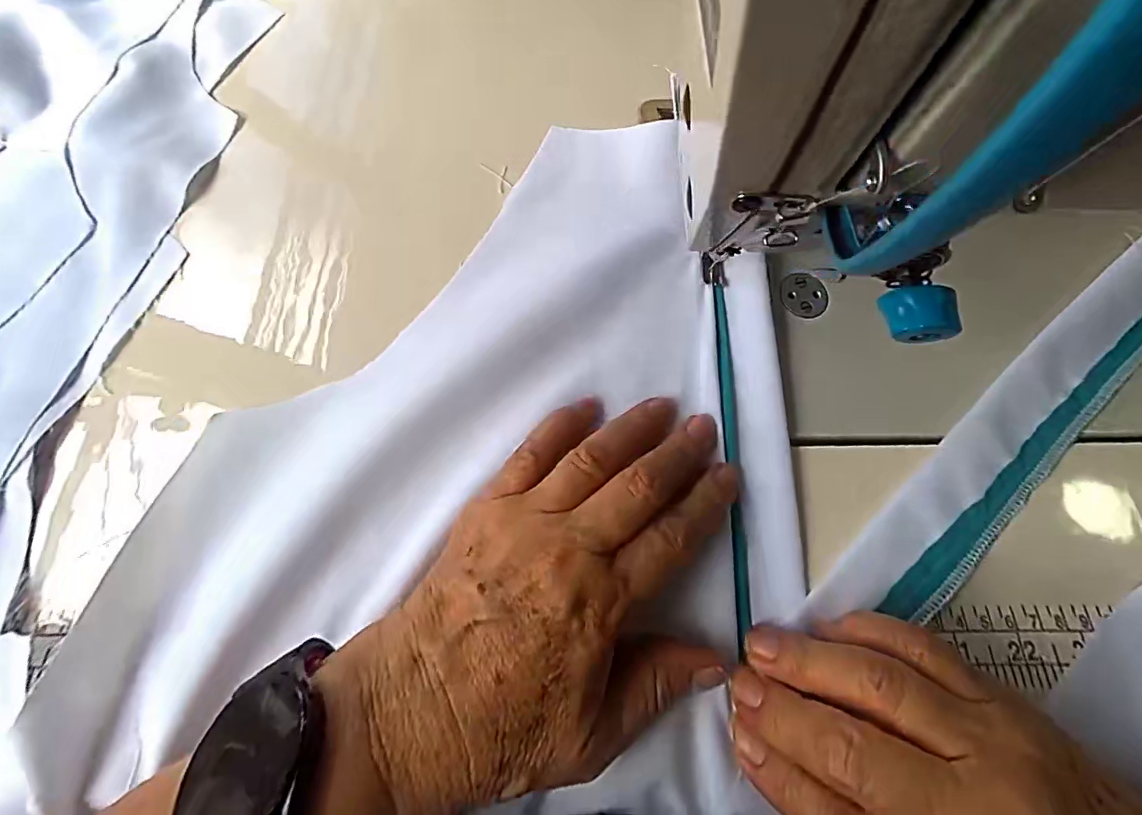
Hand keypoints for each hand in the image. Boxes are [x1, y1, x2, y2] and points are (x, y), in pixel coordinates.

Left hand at [311, 397, 740, 813]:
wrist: (415, 703)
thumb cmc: (504, 726)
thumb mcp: (593, 734)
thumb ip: (655, 685)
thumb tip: (716, 658)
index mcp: (601, 602)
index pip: (670, 539)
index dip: (704, 504)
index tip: (727, 475)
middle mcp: (566, 548)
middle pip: (636, 488)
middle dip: (676, 455)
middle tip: (703, 428)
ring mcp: (522, 520)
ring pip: (588, 461)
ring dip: (628, 430)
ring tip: (659, 408)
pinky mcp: (486, 507)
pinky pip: (528, 455)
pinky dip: (558, 427)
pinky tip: (584, 408)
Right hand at [727, 613, 1141, 814]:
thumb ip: (838, 810)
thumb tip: (762, 750)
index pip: (846, 796)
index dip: (780, 763)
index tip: (737, 728)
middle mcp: (985, 791)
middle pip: (860, 738)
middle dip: (787, 704)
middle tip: (738, 679)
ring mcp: (1001, 733)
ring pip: (887, 678)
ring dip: (812, 655)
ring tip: (762, 642)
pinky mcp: (1008, 696)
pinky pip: (928, 647)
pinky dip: (870, 629)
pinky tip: (828, 625)